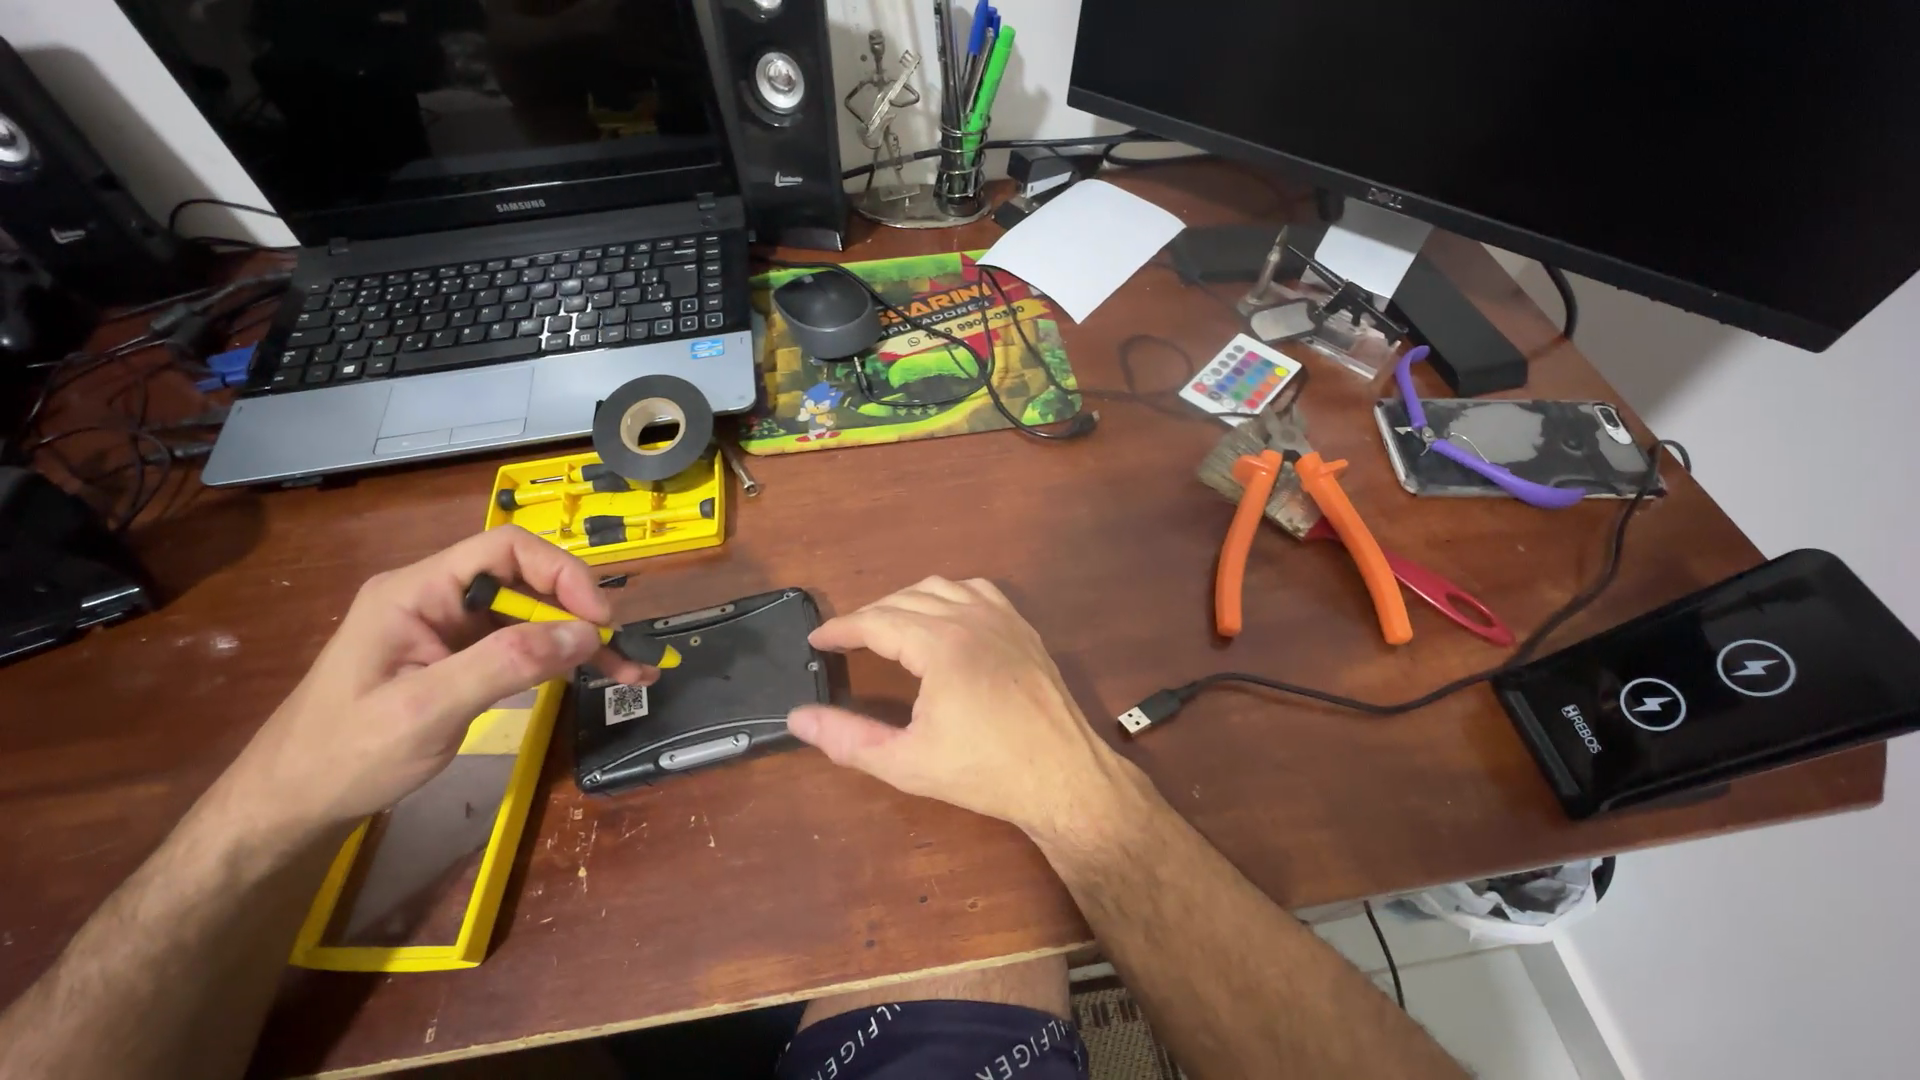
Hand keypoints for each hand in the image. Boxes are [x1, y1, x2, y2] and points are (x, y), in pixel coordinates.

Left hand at [224, 527, 652, 833]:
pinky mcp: (460, 658)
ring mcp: (450, 630)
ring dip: (581, 641)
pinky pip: (522, 646)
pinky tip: (597, 675)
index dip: (561, 572)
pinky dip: (561, 660)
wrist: (291, 804)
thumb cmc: (345, 754)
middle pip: (527, 582)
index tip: (597, 617)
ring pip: (533, 616)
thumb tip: (585, 632)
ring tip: (631, 670)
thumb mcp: (426, 708)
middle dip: (580, 612)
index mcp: (417, 591)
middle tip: (621, 650)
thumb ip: (505, 663)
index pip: (505, 549)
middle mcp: (437, 599)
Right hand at [785, 577, 1136, 840]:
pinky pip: (979, 590)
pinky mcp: (1023, 628)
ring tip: (887, 624)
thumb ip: (848, 738)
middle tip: (847, 639)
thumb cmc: (984, 771)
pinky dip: (950, 593)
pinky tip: (945, 613)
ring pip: (942, 587)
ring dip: (907, 599)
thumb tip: (799, 718)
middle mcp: (970, 618)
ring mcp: (1002, 618)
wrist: (1062, 775)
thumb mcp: (906, 762)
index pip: (876, 621)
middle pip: (905, 598)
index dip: (841, 628)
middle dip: (870, 614)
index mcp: (939, 644)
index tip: (817, 639)